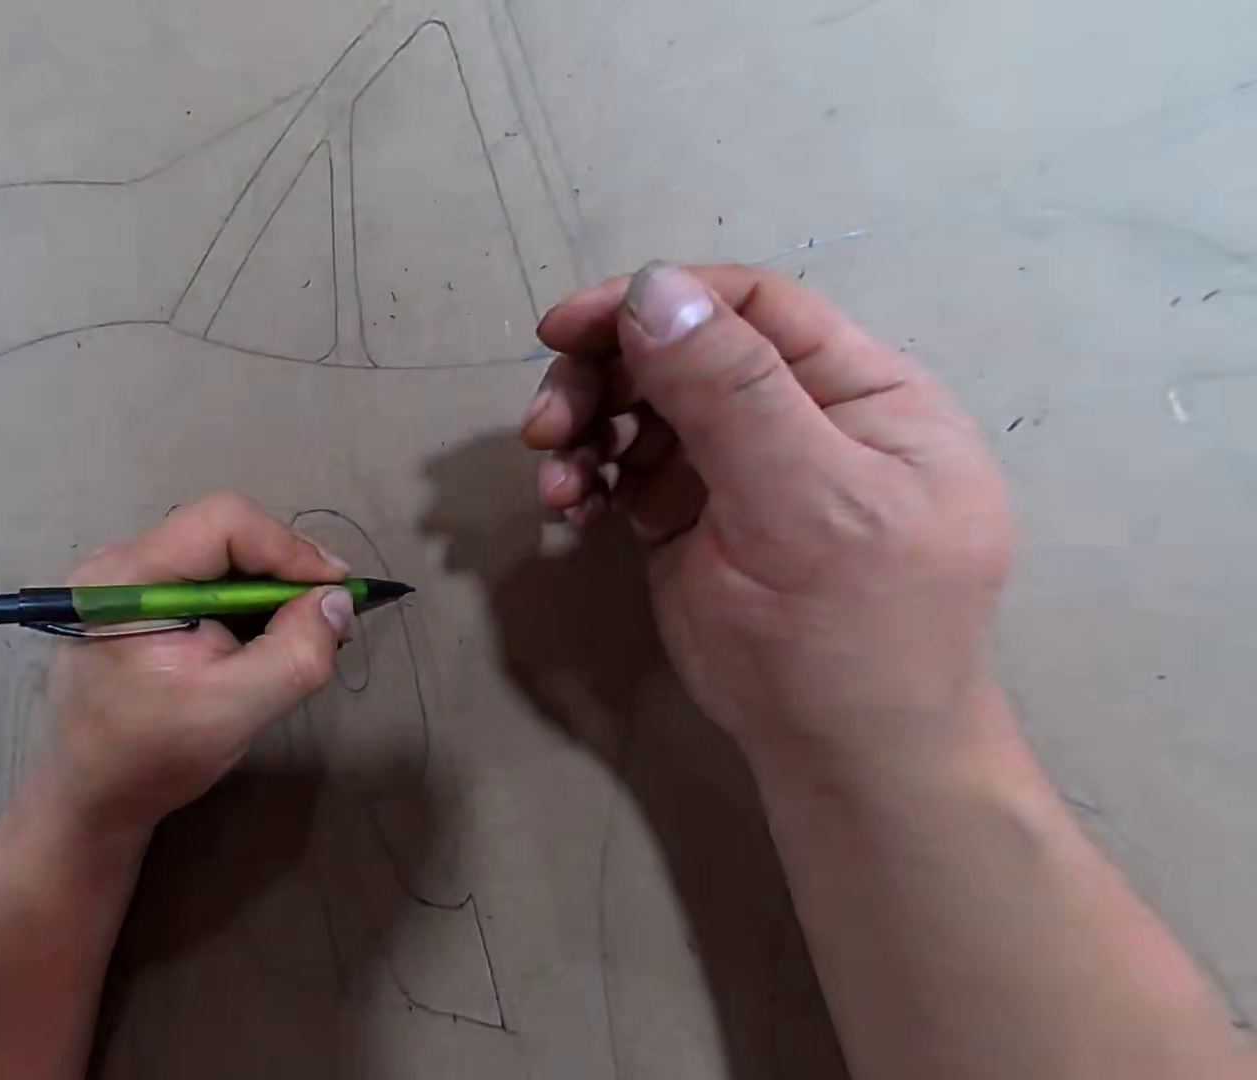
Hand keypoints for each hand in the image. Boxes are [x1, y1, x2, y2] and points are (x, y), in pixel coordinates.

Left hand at [36, 491, 355, 833]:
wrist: (91, 795)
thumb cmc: (151, 757)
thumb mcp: (233, 712)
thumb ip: (295, 654)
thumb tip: (337, 600)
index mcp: (129, 578)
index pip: (223, 522)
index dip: (288, 546)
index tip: (334, 589)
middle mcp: (123, 562)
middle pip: (225, 533)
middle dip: (285, 568)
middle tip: (327, 611)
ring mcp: (130, 579)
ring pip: (221, 555)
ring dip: (271, 586)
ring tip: (303, 628)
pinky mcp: (142, 598)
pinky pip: (209, 578)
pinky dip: (249, 600)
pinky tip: (267, 634)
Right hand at [522, 262, 1013, 776]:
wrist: (830, 745)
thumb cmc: (845, 628)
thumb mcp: (802, 502)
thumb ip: (732, 392)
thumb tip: (651, 291)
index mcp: (849, 389)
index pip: (743, 308)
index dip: (649, 301)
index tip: (560, 328)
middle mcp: (782, 414)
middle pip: (669, 357)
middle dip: (595, 383)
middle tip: (541, 428)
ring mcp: (723, 465)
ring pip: (632, 413)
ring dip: (579, 438)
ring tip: (556, 488)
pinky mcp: (675, 510)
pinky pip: (615, 470)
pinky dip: (583, 481)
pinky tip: (573, 514)